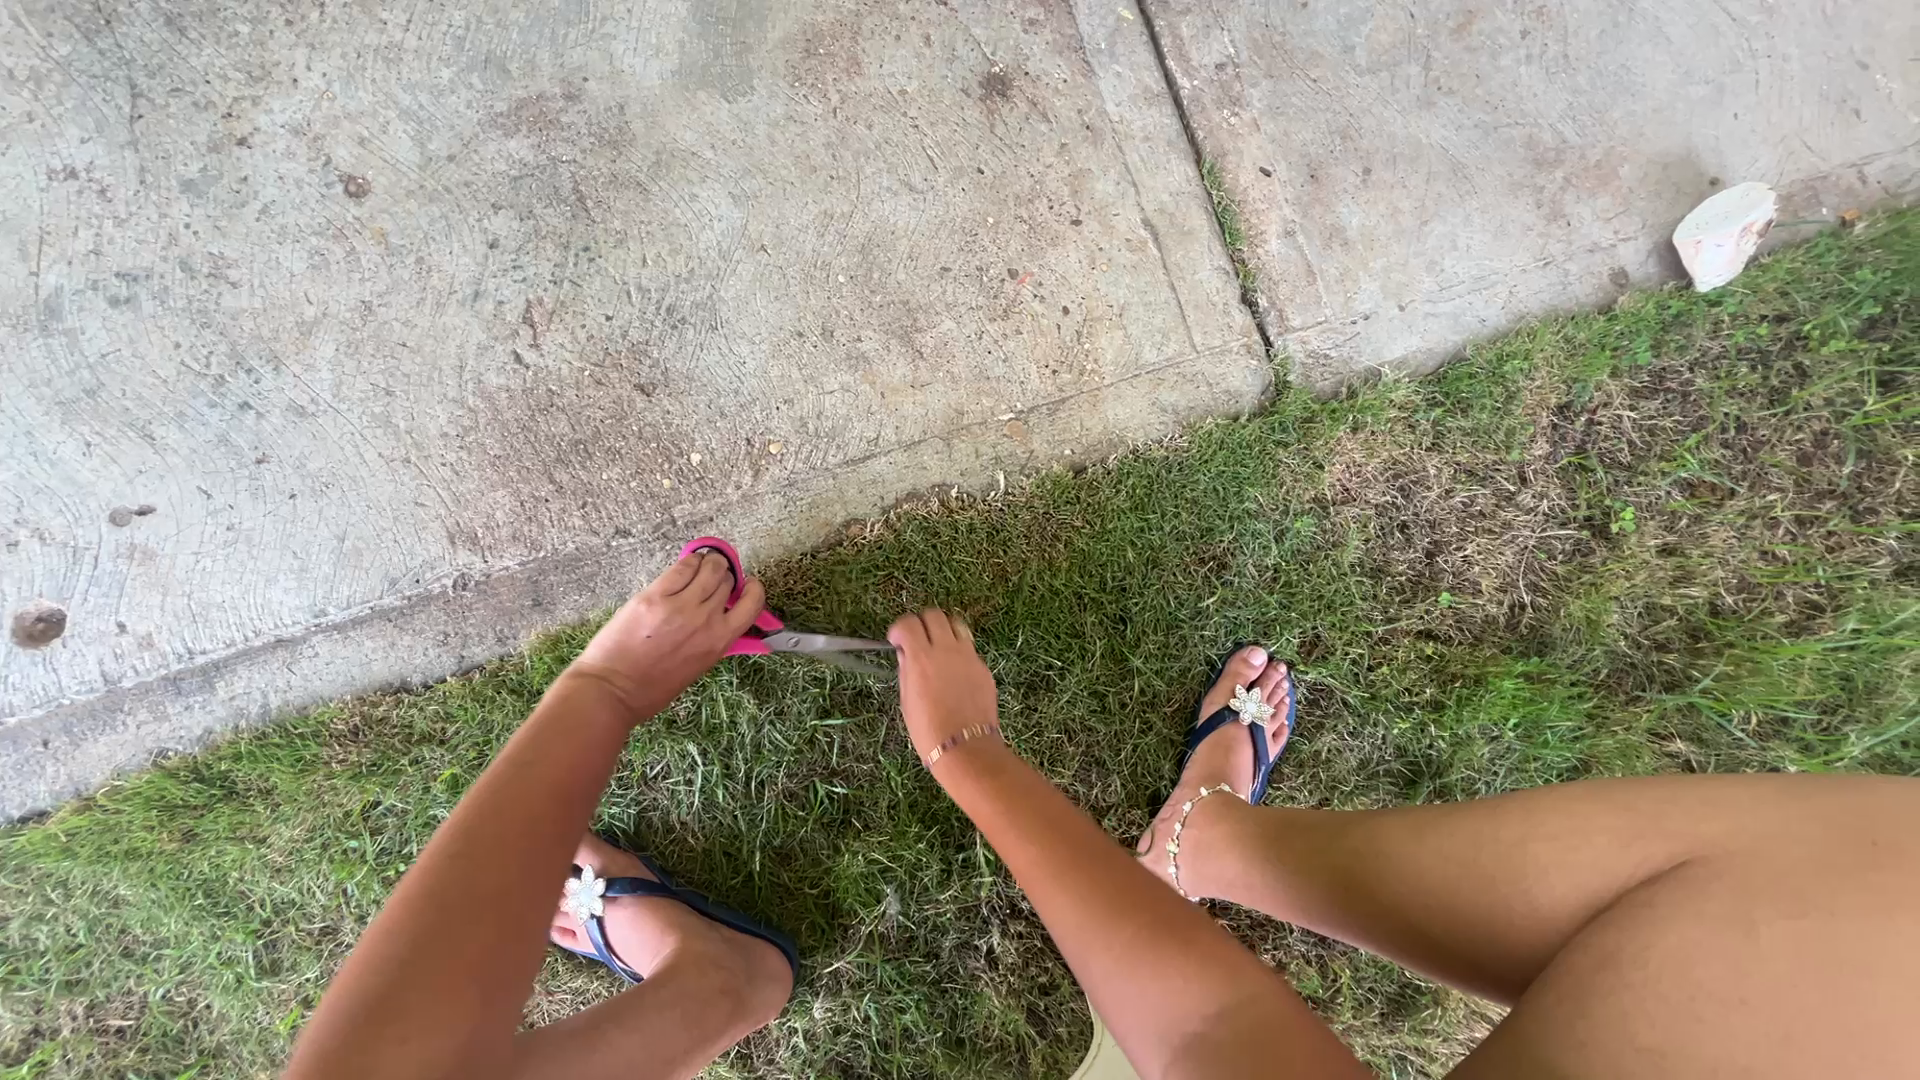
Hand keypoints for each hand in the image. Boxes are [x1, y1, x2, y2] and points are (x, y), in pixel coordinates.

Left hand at [572, 551, 764, 717]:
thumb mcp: (698, 666)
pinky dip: (687, 562)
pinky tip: (684, 566)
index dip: (752, 588)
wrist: (613, 691)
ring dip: (708, 563)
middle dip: (723, 575)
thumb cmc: (653, 687)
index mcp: (720, 641)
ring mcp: (680, 606)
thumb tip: (719, 614)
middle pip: (727, 580)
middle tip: (711, 576)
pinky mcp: (655, 596)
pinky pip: (681, 568)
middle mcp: (706, 620)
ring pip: (709, 567)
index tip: (745, 584)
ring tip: (699, 566)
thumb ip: (713, 638)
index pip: (752, 602)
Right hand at [888, 609, 998, 759]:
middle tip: (917, 640)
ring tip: (938, 648)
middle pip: (934, 615)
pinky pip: (969, 648)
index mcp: (922, 658)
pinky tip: (955, 672)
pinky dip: (958, 651)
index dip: (899, 629)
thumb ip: (906, 671)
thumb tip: (907, 654)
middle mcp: (946, 650)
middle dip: (922, 623)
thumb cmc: (928, 731)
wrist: (966, 749)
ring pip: (956, 624)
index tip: (896, 641)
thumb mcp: (907, 701)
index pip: (908, 623)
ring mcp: (969, 656)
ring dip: (944, 630)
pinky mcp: (984, 667)